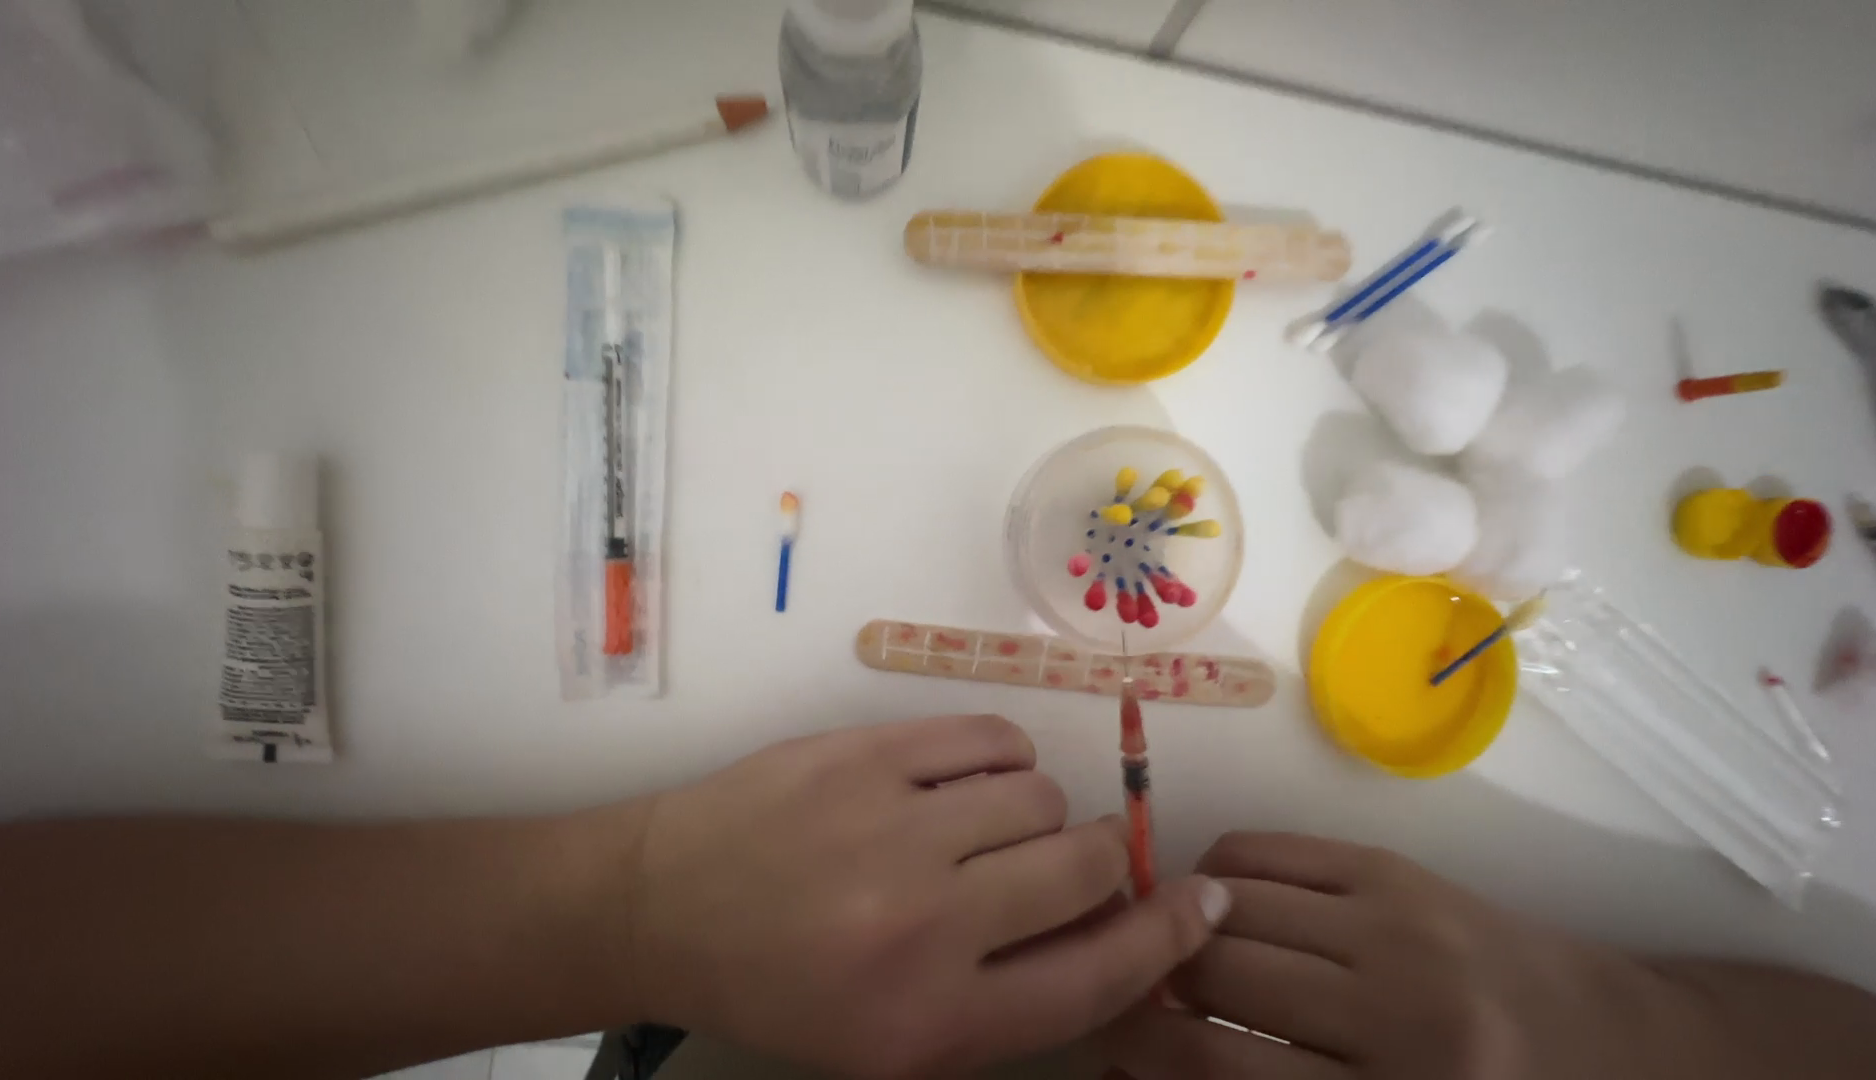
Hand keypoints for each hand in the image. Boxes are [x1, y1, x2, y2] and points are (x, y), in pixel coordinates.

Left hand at [615, 714, 1229, 1078]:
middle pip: (1084, 866)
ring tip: (985, 820)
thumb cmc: (788, 984)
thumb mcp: (897, 1035)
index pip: (1095, 978)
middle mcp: (927, 924)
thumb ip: (1010, 992)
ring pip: (1040, 793)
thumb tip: (1117, 922)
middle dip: (1099, 858)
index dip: (1167, 938)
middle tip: (1070, 854)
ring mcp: (897, 826)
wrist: (672, 902)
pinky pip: (989, 737)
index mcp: (935, 1021)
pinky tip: (968, 775)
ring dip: (1033, 808)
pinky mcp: (870, 753)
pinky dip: (999, 754)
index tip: (1203, 902)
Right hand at [1099, 832, 1697, 1079]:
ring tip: (1167, 935)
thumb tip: (1158, 1062)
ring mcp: (1390, 923)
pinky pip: (1259, 849)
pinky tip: (1213, 893)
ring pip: (1228, 902)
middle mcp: (1395, 1012)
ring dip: (1178, 918)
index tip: (1105, 1037)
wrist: (1616, 1046)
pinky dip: (1214, 868)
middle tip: (1129, 982)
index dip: (1144, 1047)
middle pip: (1217, 972)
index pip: (1223, 1068)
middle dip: (1153, 977)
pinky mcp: (1387, 865)